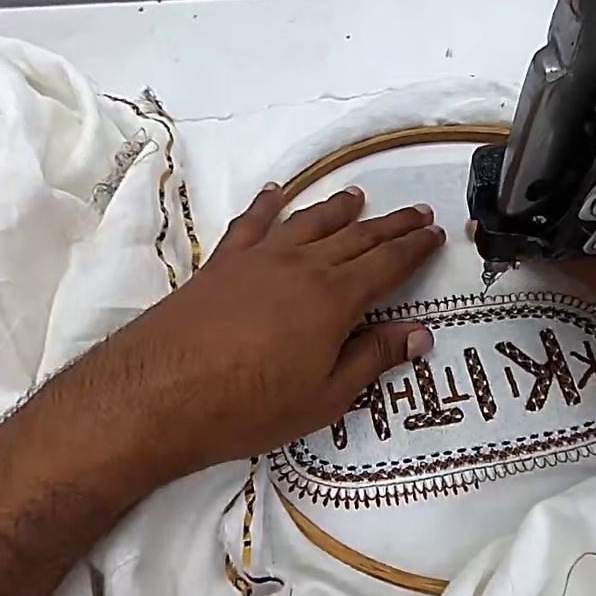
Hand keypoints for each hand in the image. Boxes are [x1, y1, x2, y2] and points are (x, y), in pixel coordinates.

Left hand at [30, 184, 444, 496]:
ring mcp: (259, 258)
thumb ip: (372, 359)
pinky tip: (277, 190)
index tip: (435, 233)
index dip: (416, 248)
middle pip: (357, 236)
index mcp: (334, 298)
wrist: (160, 393)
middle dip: (391, 224)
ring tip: (359, 196)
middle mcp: (302, 266)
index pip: (388, 263)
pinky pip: (252, 222)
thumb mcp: (324, 397)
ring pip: (310, 222)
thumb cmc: (250, 405)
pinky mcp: (223, 262)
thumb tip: (419, 334)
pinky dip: (269, 203)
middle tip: (416, 212)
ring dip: (338, 209)